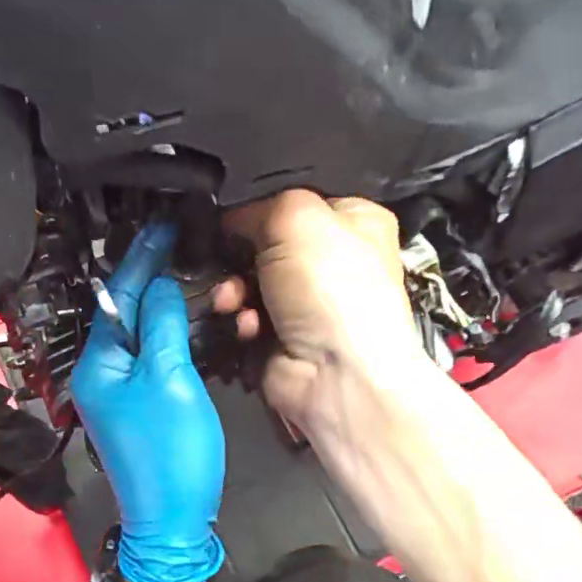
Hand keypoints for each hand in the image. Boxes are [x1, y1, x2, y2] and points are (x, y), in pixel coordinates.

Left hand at [72, 224, 225, 581]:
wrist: (173, 519)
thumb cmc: (171, 454)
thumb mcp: (170, 380)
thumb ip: (162, 325)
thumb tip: (159, 283)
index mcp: (99, 363)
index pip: (120, 296)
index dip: (144, 258)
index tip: (164, 226)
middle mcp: (103, 373)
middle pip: (132, 314)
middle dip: (162, 283)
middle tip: (193, 254)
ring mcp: (122, 392)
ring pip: (148, 336)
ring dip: (175, 312)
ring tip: (206, 289)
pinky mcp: (143, 406)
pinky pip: (158, 361)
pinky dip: (178, 341)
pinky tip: (199, 327)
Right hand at [215, 191, 431, 430]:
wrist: (337, 376)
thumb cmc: (335, 292)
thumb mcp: (297, 217)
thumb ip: (259, 207)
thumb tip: (232, 222)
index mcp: (353, 224)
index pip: (297, 206)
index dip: (262, 211)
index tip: (232, 221)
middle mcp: (332, 267)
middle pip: (266, 249)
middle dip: (239, 259)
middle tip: (228, 265)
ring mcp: (307, 310)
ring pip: (250, 289)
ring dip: (234, 294)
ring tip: (233, 302)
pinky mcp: (282, 344)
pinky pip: (247, 325)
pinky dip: (241, 325)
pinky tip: (248, 328)